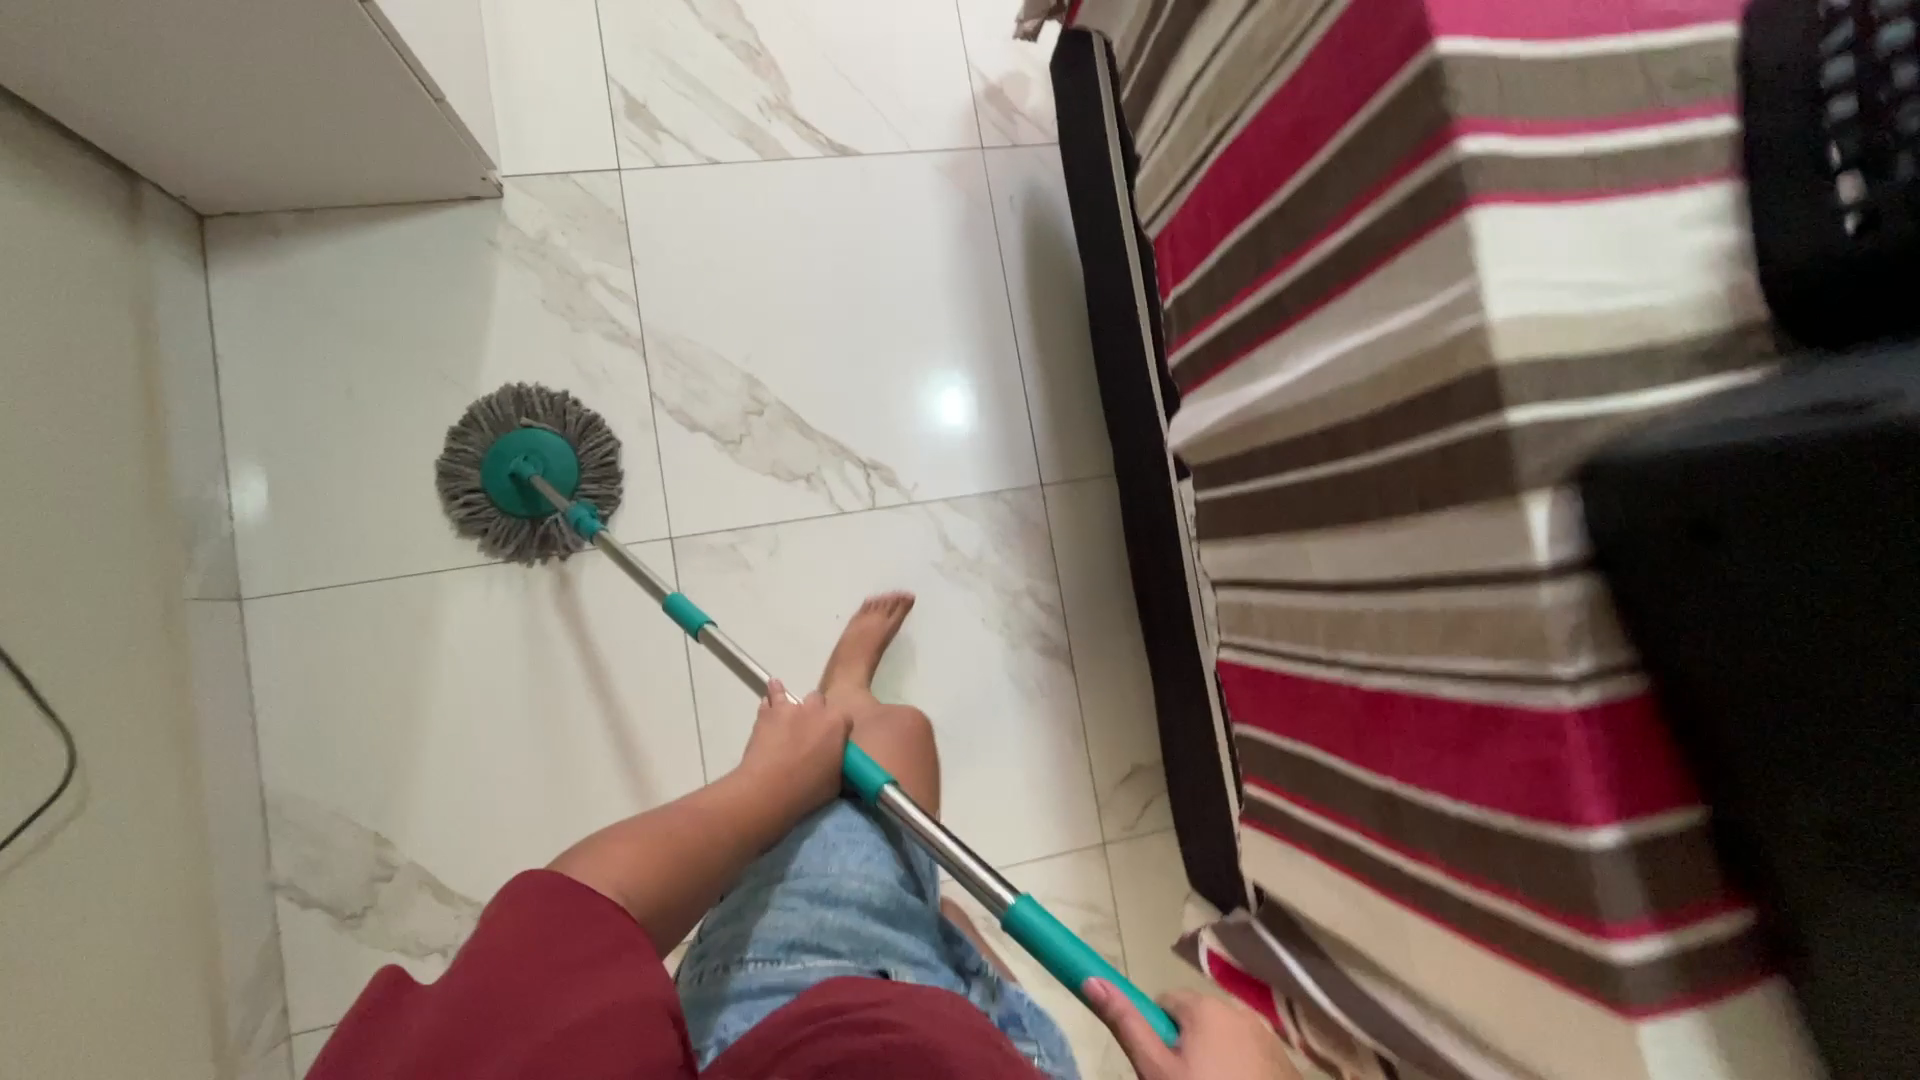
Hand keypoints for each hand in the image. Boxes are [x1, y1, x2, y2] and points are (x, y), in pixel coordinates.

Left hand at [735, 680, 853, 814]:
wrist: (769, 790)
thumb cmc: (807, 790)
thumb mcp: (836, 782)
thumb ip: (839, 763)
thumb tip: (837, 760)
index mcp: (838, 724)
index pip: (844, 719)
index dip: (838, 730)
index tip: (832, 743)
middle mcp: (817, 709)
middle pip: (820, 701)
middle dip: (816, 714)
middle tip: (809, 733)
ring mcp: (792, 708)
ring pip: (795, 698)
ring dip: (794, 708)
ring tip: (788, 719)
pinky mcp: (770, 712)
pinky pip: (773, 696)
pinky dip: (773, 696)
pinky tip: (770, 699)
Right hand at [1085, 979, 1300, 1079]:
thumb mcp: (1157, 1070)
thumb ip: (1126, 1023)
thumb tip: (1092, 979)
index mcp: (1204, 1007)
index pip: (1164, 1004)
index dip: (1157, 1037)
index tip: (1163, 1069)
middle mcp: (1238, 1010)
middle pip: (1195, 1021)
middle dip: (1186, 1049)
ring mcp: (1267, 1037)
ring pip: (1224, 1040)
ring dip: (1215, 1061)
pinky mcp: (1287, 1064)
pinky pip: (1251, 1057)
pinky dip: (1242, 1073)